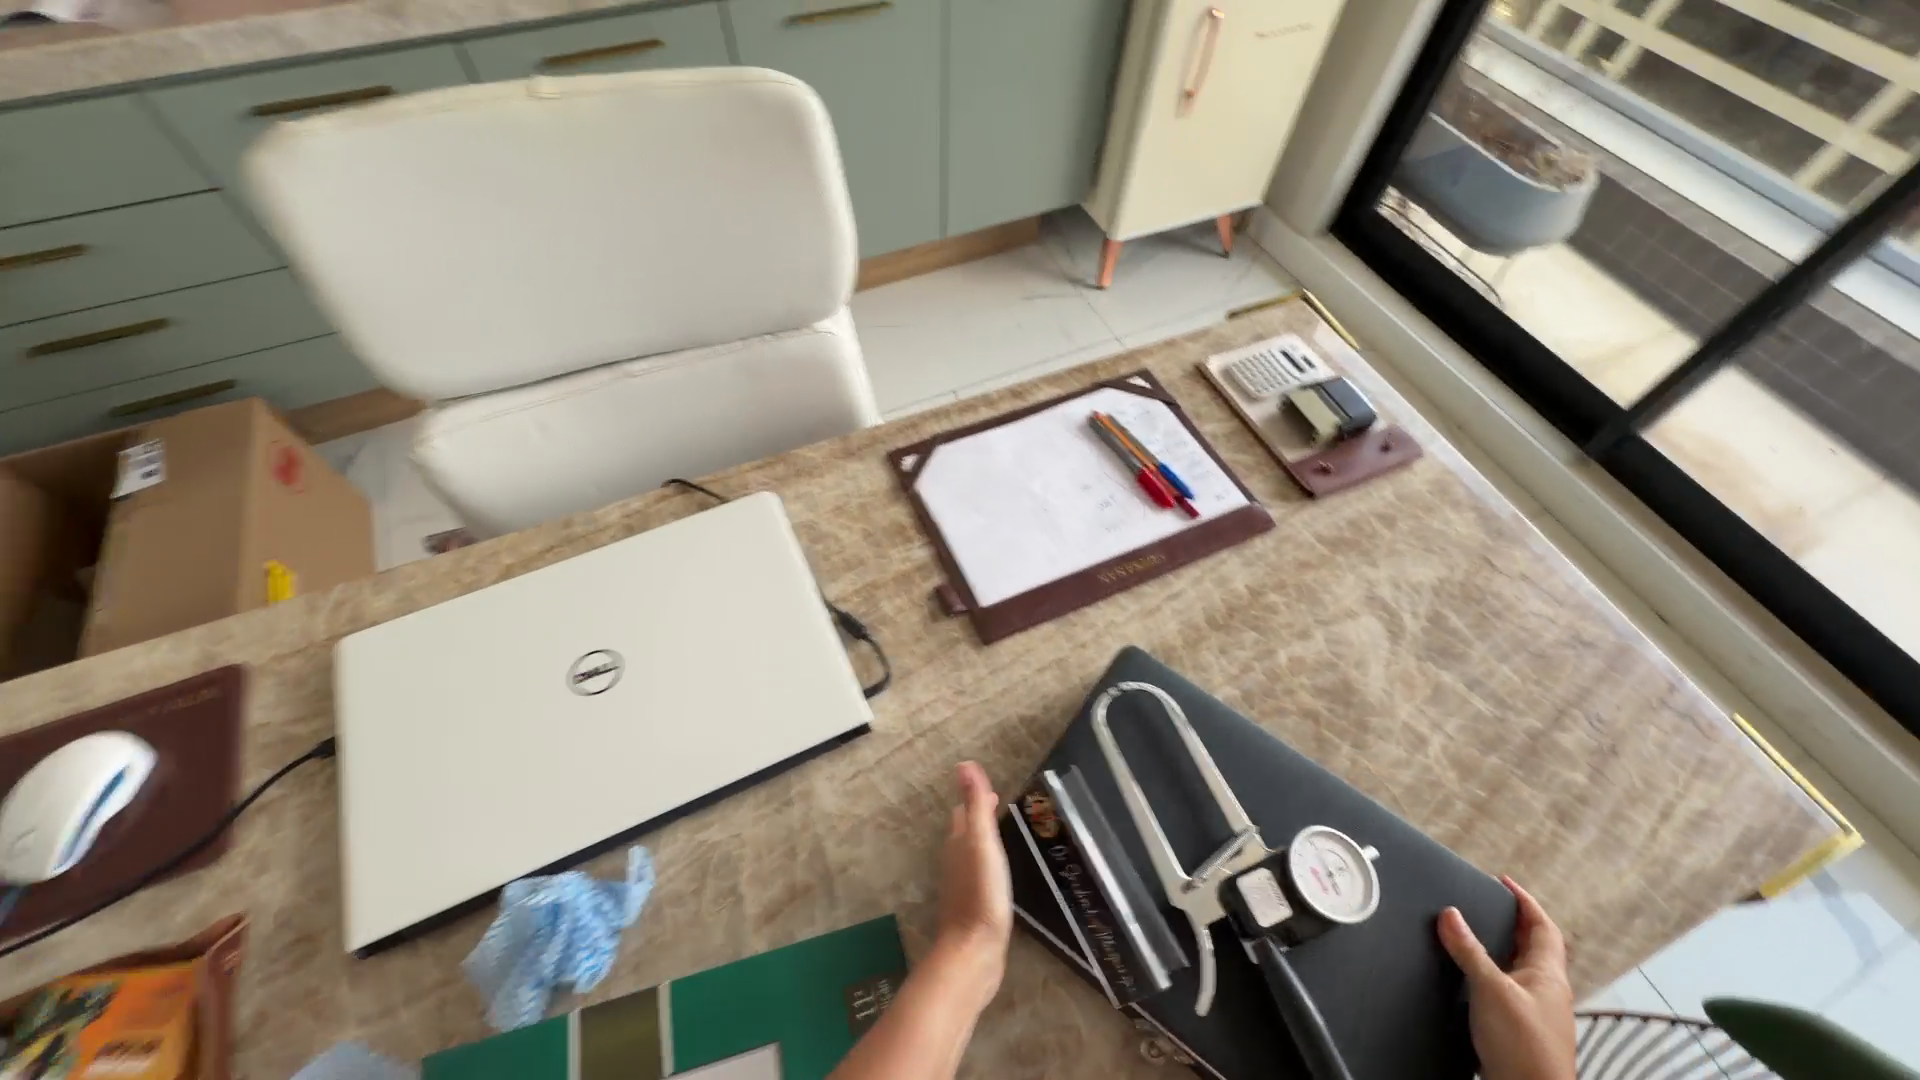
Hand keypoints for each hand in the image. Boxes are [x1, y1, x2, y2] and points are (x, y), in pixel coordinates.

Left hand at [934, 762, 1012, 989]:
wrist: (974, 952)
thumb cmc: (981, 894)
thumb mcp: (982, 843)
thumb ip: (975, 805)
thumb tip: (963, 764)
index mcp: (958, 843)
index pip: (963, 813)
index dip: (976, 800)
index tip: (993, 793)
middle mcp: (955, 862)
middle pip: (964, 833)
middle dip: (977, 818)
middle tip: (996, 809)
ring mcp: (961, 888)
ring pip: (969, 856)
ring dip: (981, 842)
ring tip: (998, 838)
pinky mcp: (971, 909)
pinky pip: (977, 878)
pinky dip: (986, 867)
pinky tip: (997, 877)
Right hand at [1437, 877, 1575, 1079]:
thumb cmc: (1522, 1043)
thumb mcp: (1491, 989)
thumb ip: (1470, 951)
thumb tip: (1449, 912)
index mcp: (1548, 975)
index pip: (1544, 928)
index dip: (1526, 902)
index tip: (1503, 882)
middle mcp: (1547, 990)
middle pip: (1533, 947)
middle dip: (1511, 922)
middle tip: (1484, 902)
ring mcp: (1535, 1011)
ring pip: (1519, 968)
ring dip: (1499, 948)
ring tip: (1471, 932)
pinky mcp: (1519, 1028)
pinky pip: (1506, 988)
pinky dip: (1490, 973)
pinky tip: (1469, 976)